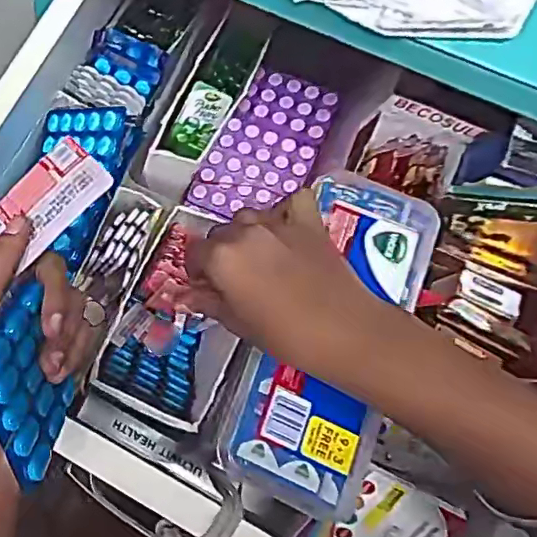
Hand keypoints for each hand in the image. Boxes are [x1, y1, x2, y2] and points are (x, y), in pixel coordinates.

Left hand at [0, 221, 99, 460]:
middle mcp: (16, 307)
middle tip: (50, 332)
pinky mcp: (61, 353)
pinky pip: (85, 336)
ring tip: (47, 365)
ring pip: (77, 307)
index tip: (56, 247)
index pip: (22, 250)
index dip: (40, 245)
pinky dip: (74, 355)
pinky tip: (56, 373)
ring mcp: (40, 331)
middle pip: (56, 277)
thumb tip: (17, 226)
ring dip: (67, 338)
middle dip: (59, 306)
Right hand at [187, 190, 399, 383]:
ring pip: (248, 217)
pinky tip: (285, 229)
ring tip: (256, 258)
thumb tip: (190, 296)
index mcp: (221, 258)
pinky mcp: (309, 223)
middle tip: (230, 280)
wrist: (345, 332)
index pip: (194, 254)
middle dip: (219, 253)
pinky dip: (285, 211)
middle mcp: (245, 233)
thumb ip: (210, 303)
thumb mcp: (238, 323)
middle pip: (220, 234)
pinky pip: (292, 202)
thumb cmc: (284, 334)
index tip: (206, 288)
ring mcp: (279, 224)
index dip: (197, 272)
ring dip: (245, 233)